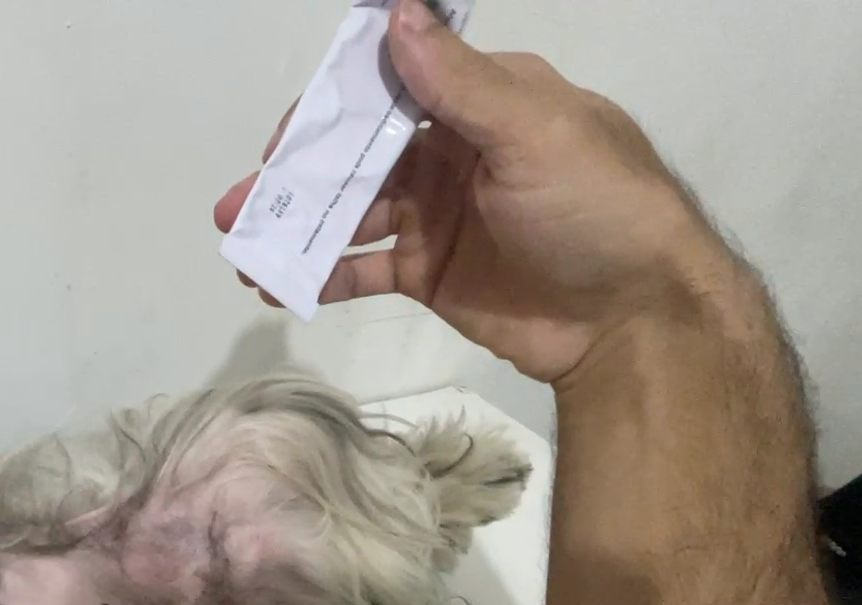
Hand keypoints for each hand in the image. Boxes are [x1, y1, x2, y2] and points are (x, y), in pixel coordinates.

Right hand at [214, 0, 741, 383]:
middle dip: (293, 183)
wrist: (625, 318)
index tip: (281, 145)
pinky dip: (320, 277)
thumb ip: (460, 86)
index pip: (387, 93)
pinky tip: (279, 287)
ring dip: (295, 232)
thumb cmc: (593, 209)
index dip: (329, 115)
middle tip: (235, 209)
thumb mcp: (534, 134)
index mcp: (479, 106)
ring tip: (243, 255)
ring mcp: (430, 218)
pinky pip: (360, 269)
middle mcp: (446, 156)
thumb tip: (397, 16)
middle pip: (353, 161)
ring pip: (347, 217)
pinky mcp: (422, 272)